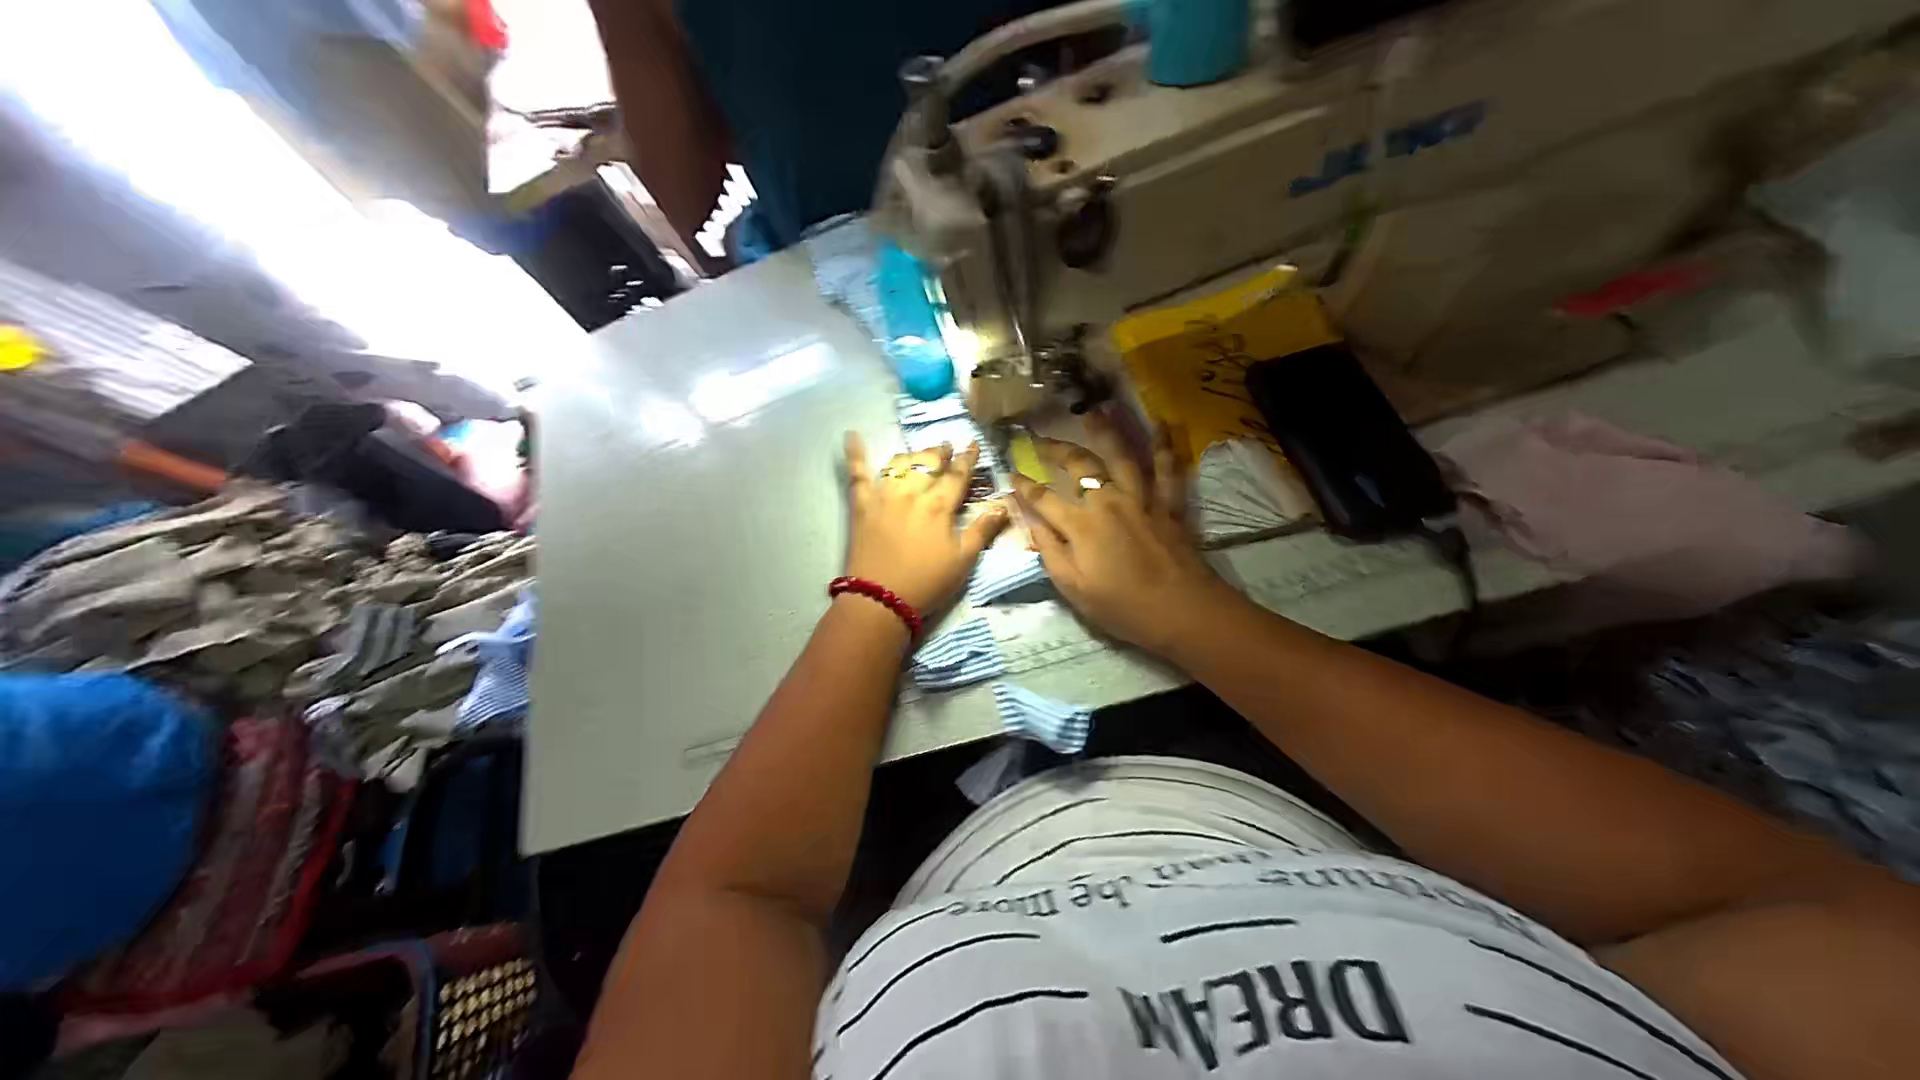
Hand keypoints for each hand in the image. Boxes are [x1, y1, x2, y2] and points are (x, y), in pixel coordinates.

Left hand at [842, 432, 1009, 615]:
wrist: (880, 599)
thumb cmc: (927, 582)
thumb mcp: (963, 560)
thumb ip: (982, 530)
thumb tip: (1003, 505)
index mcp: (939, 505)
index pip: (957, 474)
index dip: (968, 458)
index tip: (973, 445)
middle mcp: (912, 492)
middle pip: (928, 462)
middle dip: (939, 452)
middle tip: (946, 447)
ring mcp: (883, 496)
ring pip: (899, 463)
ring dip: (912, 454)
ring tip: (918, 453)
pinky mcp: (861, 505)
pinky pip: (857, 473)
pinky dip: (855, 454)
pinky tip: (852, 435)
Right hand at [1013, 419, 1236, 655]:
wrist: (1182, 610)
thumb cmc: (1122, 607)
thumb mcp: (1074, 589)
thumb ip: (1051, 553)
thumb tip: (1032, 525)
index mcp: (1080, 526)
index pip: (1044, 499)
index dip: (1025, 487)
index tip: (1012, 474)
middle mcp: (1108, 502)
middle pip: (1080, 466)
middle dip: (1057, 449)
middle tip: (1041, 439)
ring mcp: (1141, 500)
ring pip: (1122, 456)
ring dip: (1107, 432)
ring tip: (1095, 412)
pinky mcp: (1169, 505)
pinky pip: (1167, 470)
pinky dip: (1165, 447)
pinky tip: (1162, 425)